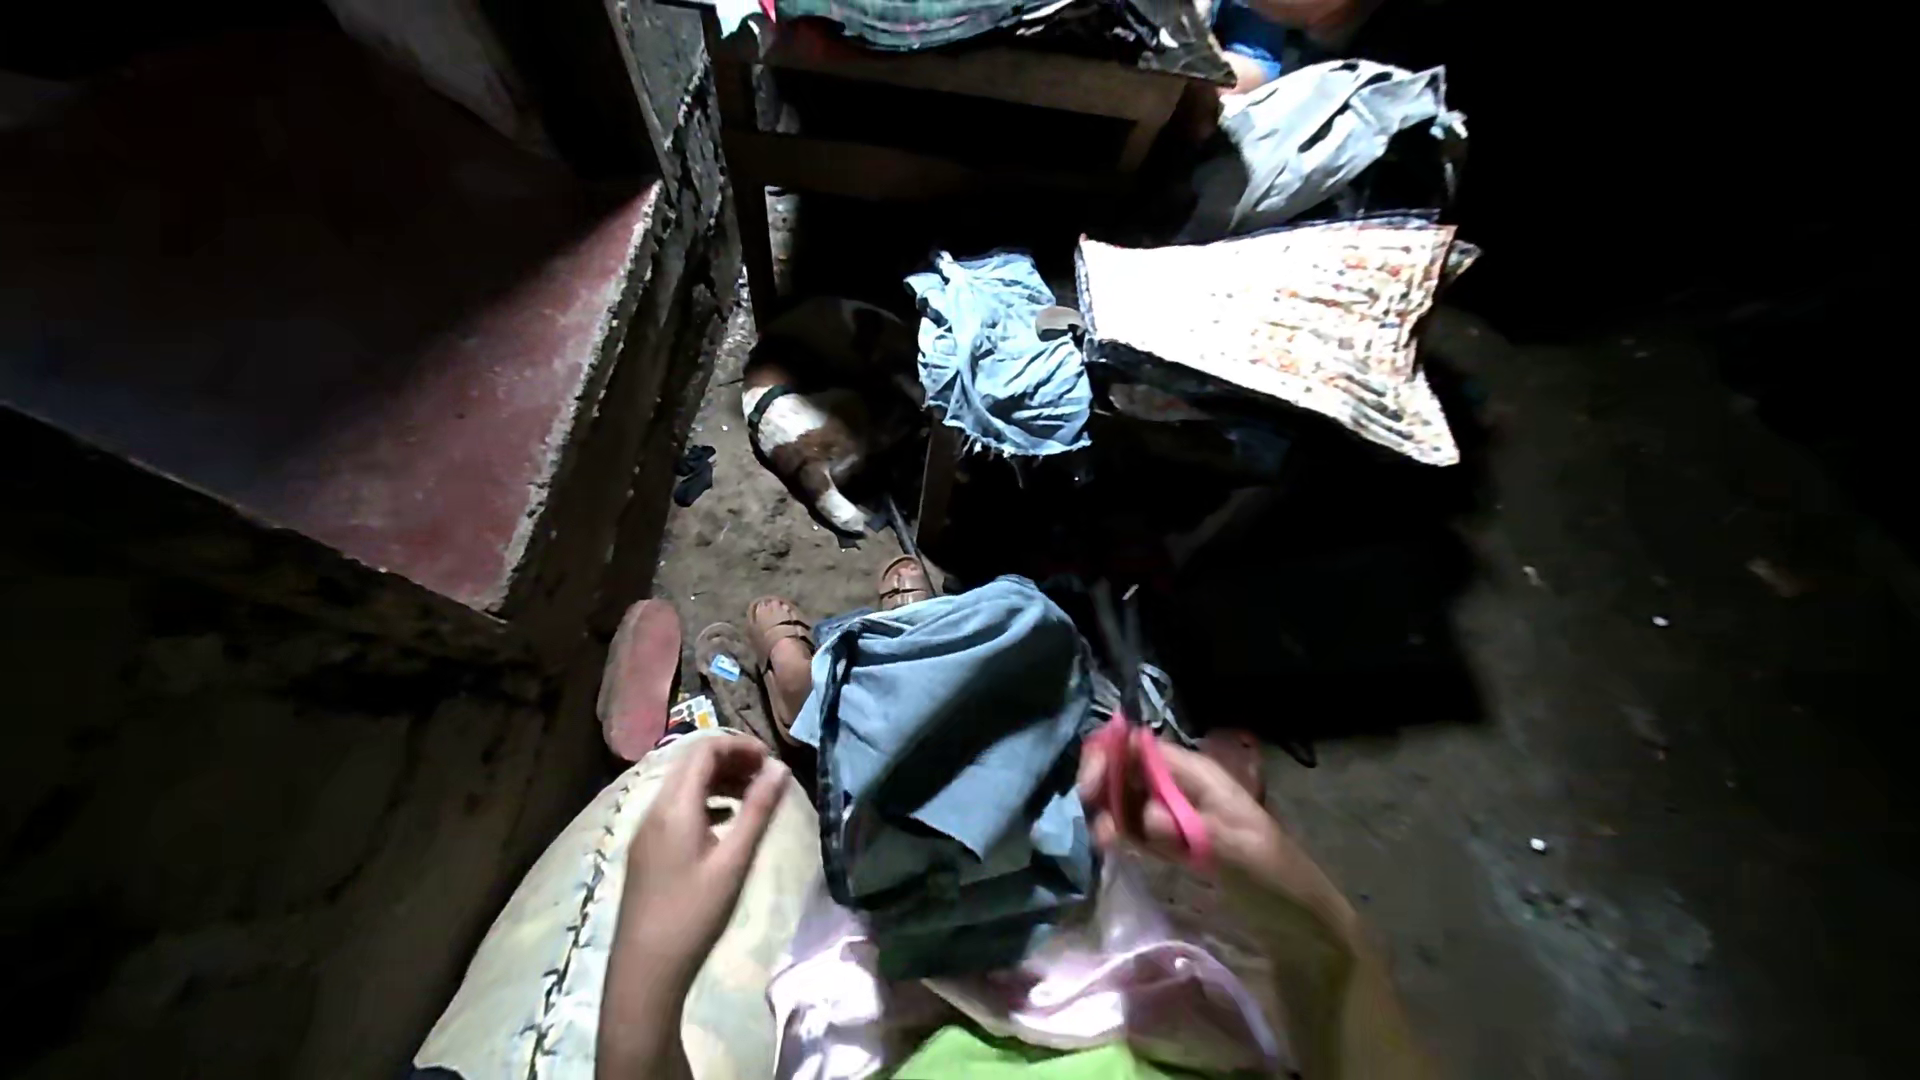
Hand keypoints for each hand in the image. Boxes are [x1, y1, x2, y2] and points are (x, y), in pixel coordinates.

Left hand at [599, 736, 788, 1079]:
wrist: (644, 974)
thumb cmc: (694, 914)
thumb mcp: (735, 859)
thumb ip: (758, 809)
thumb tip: (780, 767)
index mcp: (674, 807)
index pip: (704, 750)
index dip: (739, 745)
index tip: (770, 760)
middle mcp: (654, 810)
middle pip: (692, 763)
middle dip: (731, 758)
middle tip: (766, 773)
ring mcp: (647, 831)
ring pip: (684, 785)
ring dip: (719, 779)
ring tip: (753, 793)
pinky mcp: (647, 850)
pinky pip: (677, 806)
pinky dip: (706, 800)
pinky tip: (727, 820)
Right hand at [1080, 738, 1434, 1079]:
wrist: (1298, 923)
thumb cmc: (1273, 876)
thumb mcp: (1240, 851)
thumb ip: (1193, 830)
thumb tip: (1147, 816)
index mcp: (1194, 772)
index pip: (1138, 746)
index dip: (1109, 757)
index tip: (1092, 792)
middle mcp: (1177, 783)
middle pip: (1123, 766)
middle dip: (1102, 786)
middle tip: (1098, 825)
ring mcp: (1171, 810)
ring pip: (1122, 795)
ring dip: (1107, 812)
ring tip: (1106, 843)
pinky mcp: (1168, 839)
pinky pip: (1131, 823)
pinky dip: (1117, 831)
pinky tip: (1112, 848)